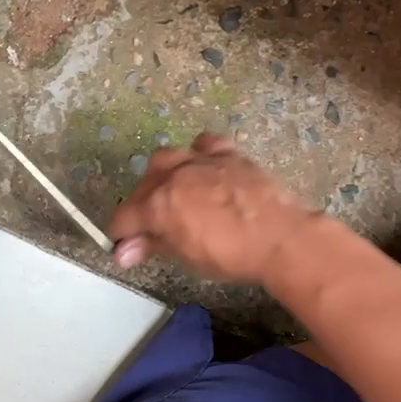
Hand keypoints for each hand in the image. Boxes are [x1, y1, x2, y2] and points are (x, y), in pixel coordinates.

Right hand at [109, 133, 320, 281]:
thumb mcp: (186, 256)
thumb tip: (123, 251)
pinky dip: (198, 154)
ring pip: (167, 158)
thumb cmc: (231, 255)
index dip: (120, 233)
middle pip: (143, 185)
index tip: (124, 245)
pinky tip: (203, 168)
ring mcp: (201, 161)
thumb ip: (152, 246)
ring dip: (162, 175)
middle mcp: (173, 176)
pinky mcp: (228, 154)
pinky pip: (204, 145)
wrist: (280, 237)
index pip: (124, 217)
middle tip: (149, 226)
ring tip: (171, 192)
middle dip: (139, 204)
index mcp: (157, 204)